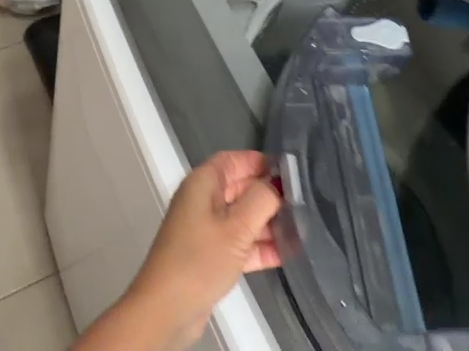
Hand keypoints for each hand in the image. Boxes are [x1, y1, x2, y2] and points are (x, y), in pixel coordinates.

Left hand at [121, 152, 281, 345]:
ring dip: (267, 223)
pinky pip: (239, 243)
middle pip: (239, 188)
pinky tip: (286, 253)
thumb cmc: (200, 259)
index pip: (232, 160)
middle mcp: (202, 201)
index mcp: (202, 184)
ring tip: (300, 227)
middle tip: (300, 201)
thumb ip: (261, 200)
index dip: (258, 161)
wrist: (167, 308)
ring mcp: (205, 230)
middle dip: (267, 194)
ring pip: (241, 218)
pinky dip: (259, 246)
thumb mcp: (236, 227)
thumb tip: (276, 185)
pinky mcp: (210, 256)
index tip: (288, 171)